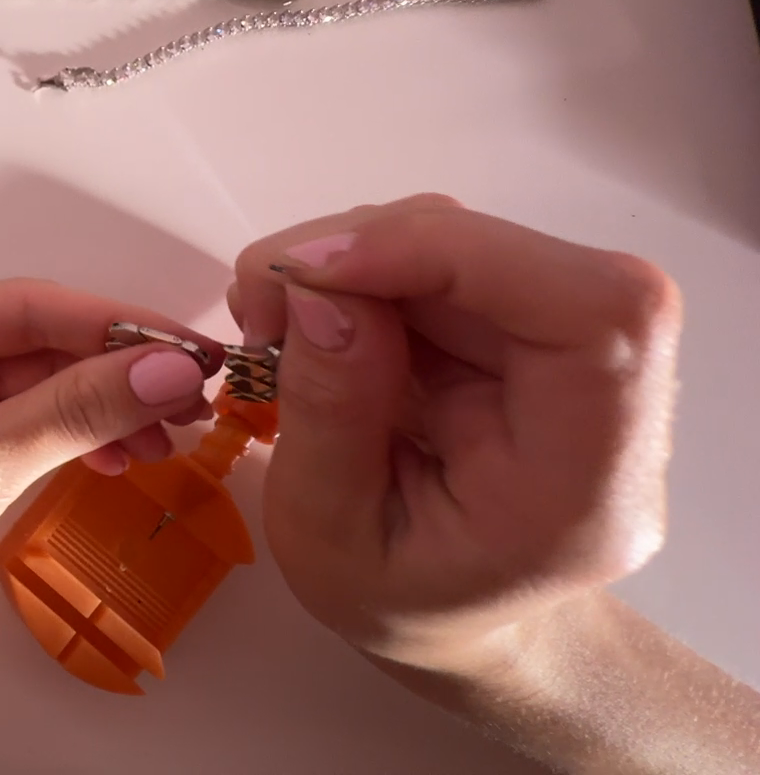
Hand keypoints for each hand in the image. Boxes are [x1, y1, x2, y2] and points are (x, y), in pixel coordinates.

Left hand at [0, 279, 220, 706]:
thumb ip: (69, 412)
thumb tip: (164, 367)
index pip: (21, 306)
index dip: (110, 323)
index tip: (191, 348)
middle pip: (32, 339)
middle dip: (111, 365)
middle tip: (194, 394)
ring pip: (34, 381)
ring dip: (101, 403)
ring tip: (169, 434)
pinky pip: (23, 421)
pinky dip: (73, 435)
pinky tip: (120, 455)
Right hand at [229, 195, 680, 673]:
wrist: (445, 612)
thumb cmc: (388, 595)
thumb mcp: (323, 531)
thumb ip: (327, 416)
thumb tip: (318, 293)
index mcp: (582, 482)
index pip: (594, 313)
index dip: (454, 256)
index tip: (312, 274)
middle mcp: (590, 399)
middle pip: (504, 257)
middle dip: (356, 254)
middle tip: (258, 310)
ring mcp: (541, 355)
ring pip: (453, 240)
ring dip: (336, 259)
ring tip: (267, 326)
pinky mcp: (492, 332)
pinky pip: (418, 258)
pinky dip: (337, 270)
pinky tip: (296, 320)